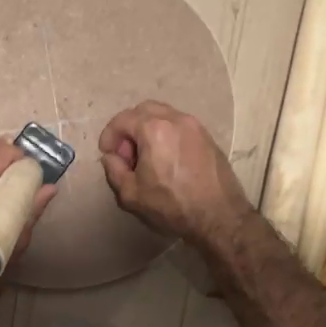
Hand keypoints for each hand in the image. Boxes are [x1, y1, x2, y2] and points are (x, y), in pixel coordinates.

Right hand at [99, 101, 251, 248]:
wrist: (217, 216)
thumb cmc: (170, 205)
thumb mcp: (131, 194)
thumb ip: (114, 170)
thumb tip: (111, 157)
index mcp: (154, 130)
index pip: (123, 119)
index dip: (109, 135)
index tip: (108, 154)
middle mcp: (176, 120)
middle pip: (144, 110)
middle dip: (129, 128)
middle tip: (126, 153)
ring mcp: (195, 126)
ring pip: (164, 115)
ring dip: (148, 130)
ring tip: (146, 157)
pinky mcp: (207, 137)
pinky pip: (179, 126)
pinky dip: (166, 135)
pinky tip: (165, 160)